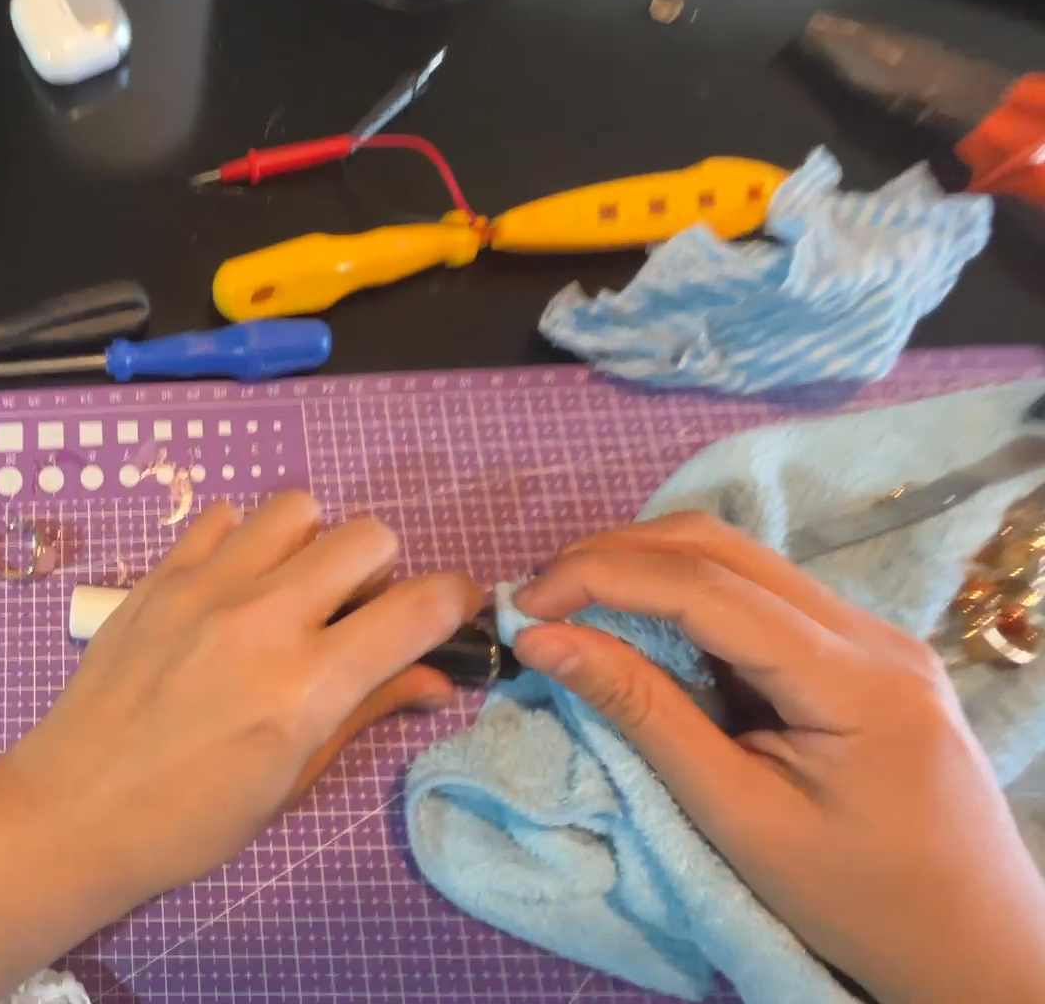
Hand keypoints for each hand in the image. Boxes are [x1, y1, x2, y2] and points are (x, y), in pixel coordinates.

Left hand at [0, 492, 478, 927]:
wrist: (77, 803)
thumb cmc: (192, 817)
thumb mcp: (292, 780)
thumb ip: (365, 711)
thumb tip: (436, 678)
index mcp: (309, 683)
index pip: (417, 608)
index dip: (455, 599)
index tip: (454, 606)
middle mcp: (264, 616)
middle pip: (365, 535)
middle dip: (383, 565)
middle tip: (357, 606)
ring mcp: (205, 585)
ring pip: (293, 508)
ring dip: (312, 540)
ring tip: (291, 585)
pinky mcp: (159, 574)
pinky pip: (219, 518)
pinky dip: (242, 539)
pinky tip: (229, 581)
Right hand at [511, 513, 1044, 1003]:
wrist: (979, 958)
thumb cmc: (854, 900)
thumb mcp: (729, 809)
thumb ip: (635, 708)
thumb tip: (537, 638)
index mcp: (856, 680)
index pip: (703, 586)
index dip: (599, 578)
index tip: (523, 607)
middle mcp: (868, 632)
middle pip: (713, 545)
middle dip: (608, 556)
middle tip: (538, 600)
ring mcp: (863, 633)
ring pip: (724, 552)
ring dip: (633, 562)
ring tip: (569, 603)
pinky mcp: (845, 646)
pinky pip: (739, 586)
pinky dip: (664, 587)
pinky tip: (627, 619)